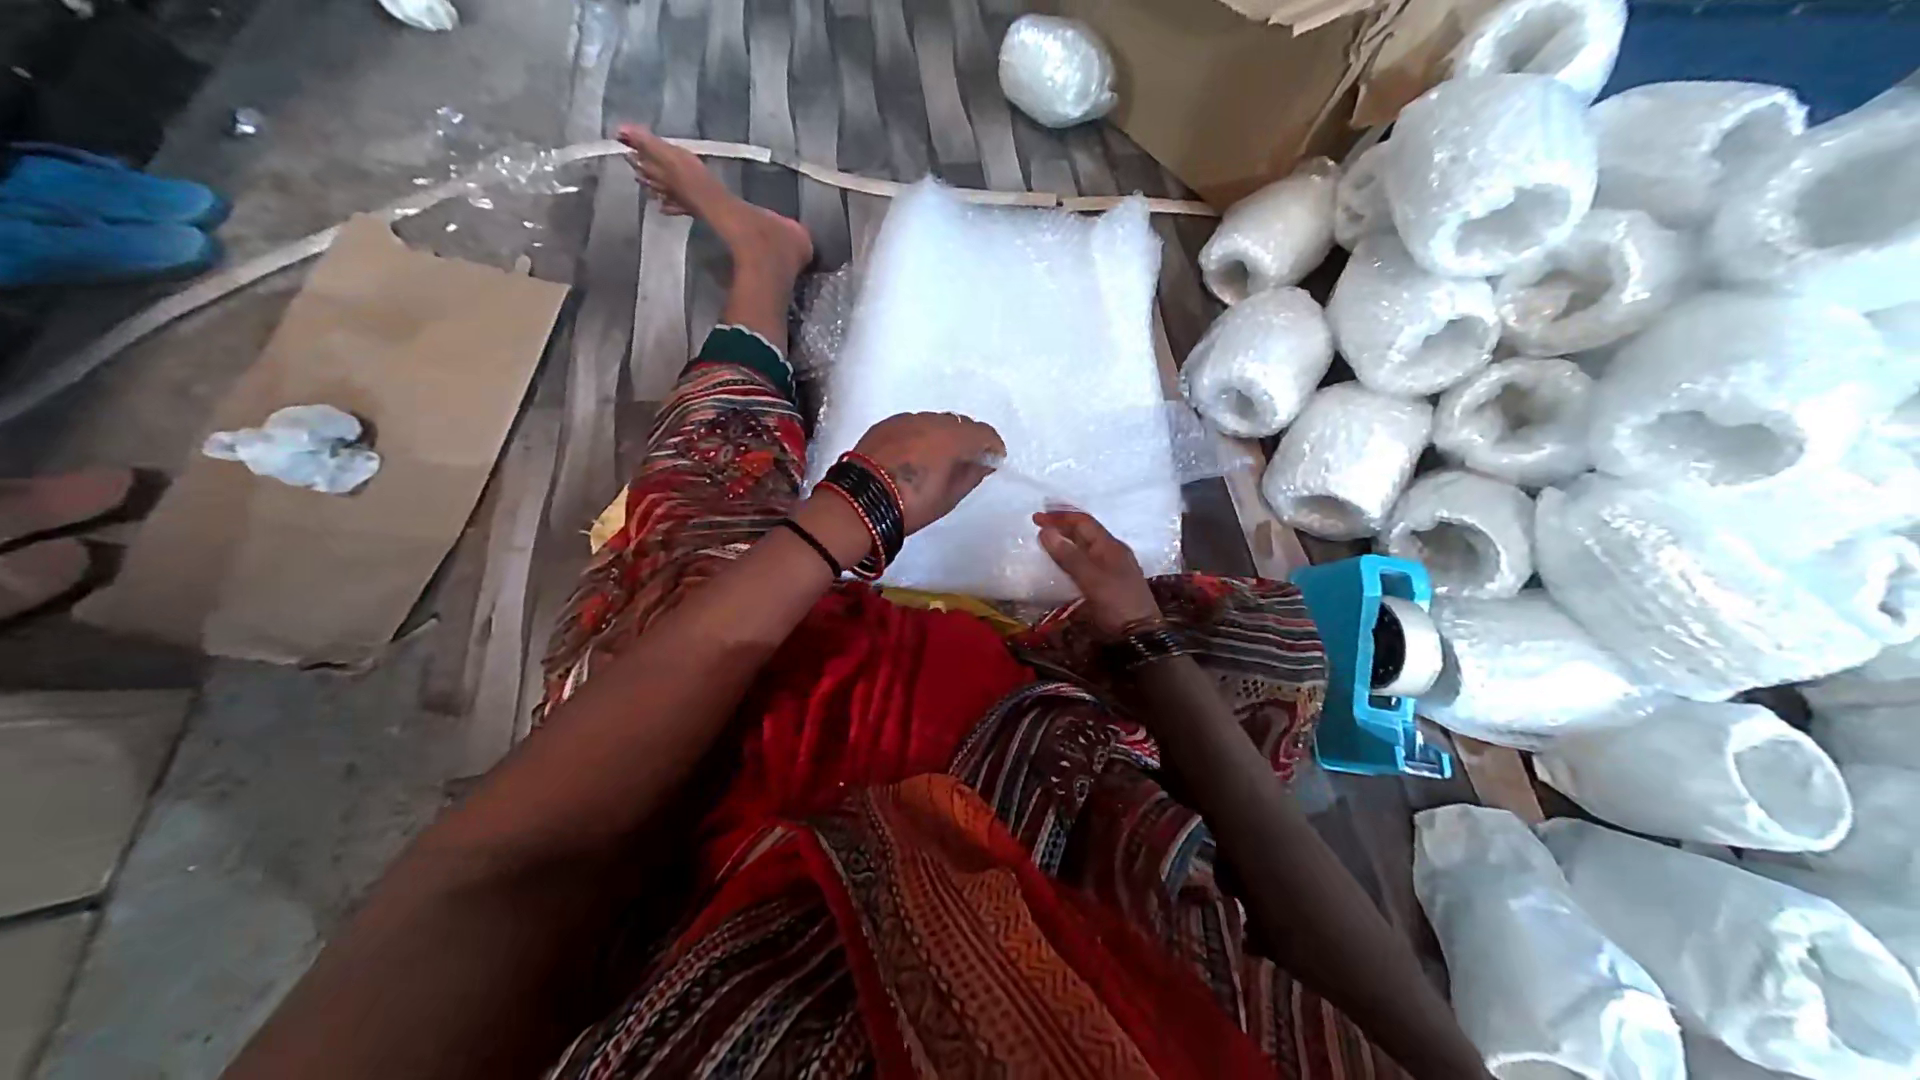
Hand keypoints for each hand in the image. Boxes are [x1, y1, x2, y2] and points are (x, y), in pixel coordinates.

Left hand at [850, 412, 1003, 533]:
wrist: (859, 502)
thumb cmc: (911, 504)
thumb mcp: (949, 496)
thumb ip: (971, 474)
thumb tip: (985, 462)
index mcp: (952, 437)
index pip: (983, 432)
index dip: (992, 446)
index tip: (993, 460)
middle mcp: (930, 421)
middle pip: (959, 424)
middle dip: (967, 440)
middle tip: (965, 462)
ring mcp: (905, 420)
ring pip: (933, 423)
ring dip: (941, 437)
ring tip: (936, 460)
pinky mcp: (884, 425)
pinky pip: (911, 426)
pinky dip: (919, 437)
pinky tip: (912, 457)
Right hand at [1033, 510, 1161, 635]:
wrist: (1141, 634)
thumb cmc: (1117, 603)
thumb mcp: (1091, 579)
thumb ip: (1068, 555)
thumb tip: (1045, 531)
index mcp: (1110, 546)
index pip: (1083, 522)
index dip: (1060, 516)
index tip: (1037, 517)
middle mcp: (1112, 552)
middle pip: (1085, 531)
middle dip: (1062, 524)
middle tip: (1039, 523)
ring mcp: (1112, 567)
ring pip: (1086, 546)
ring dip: (1067, 539)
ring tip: (1047, 538)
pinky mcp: (1109, 582)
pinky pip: (1087, 560)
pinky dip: (1072, 556)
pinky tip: (1063, 562)